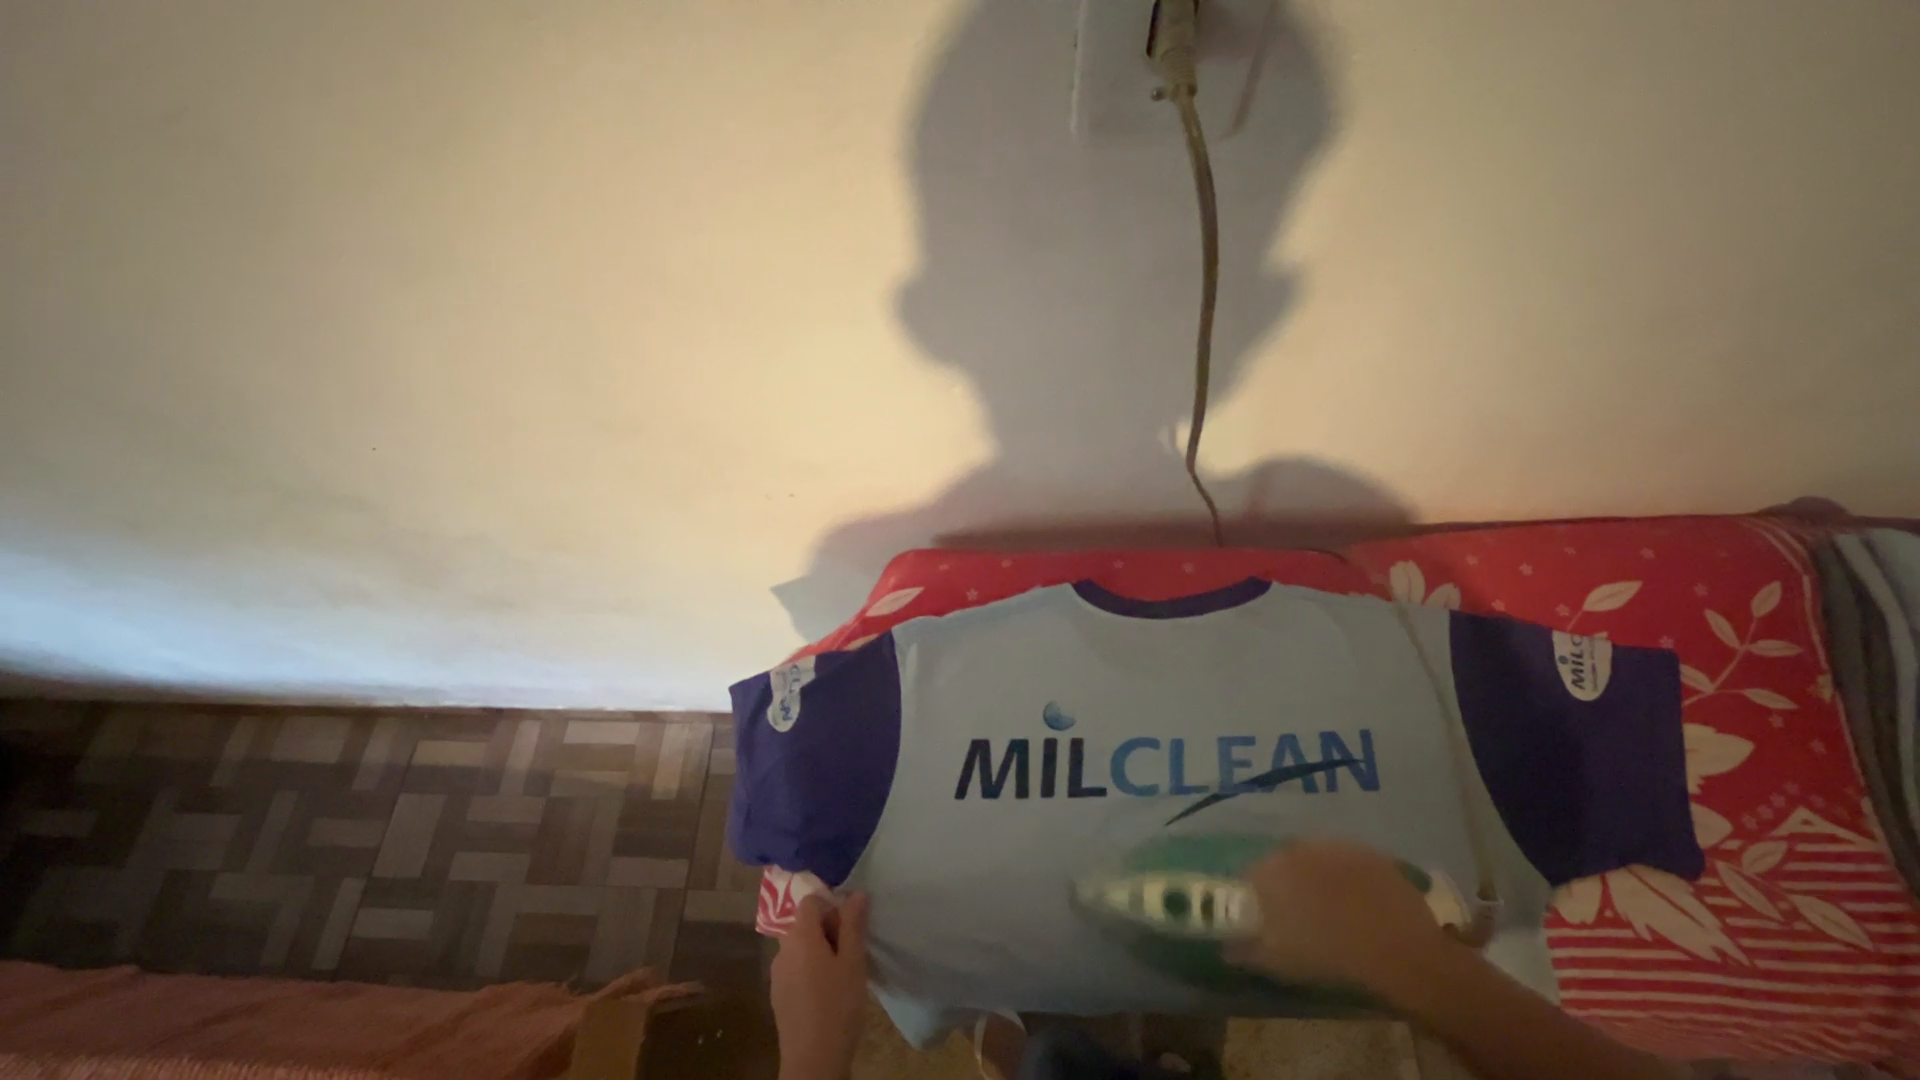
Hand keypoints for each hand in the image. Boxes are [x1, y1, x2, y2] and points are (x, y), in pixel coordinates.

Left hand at [771, 892, 869, 1079]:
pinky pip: (796, 968)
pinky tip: (827, 994)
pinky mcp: (778, 995)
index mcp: (799, 936)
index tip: (851, 928)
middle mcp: (782, 949)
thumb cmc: (838, 1005)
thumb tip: (855, 893)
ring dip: (821, 951)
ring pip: (801, 947)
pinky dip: (811, 970)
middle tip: (852, 953)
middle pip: (805, 924)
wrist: (813, 1061)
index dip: (832, 906)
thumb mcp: (853, 961)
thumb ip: (853, 924)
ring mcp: (777, 974)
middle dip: (829, 930)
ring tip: (842, 975)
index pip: (810, 901)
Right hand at [1233, 839, 1446, 994]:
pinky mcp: (1370, 852)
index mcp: (1271, 870)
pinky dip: (1348, 877)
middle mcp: (1299, 847)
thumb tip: (1224, 945)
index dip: (1255, 898)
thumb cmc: (1330, 956)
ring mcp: (1337, 846)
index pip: (1249, 876)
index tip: (1265, 918)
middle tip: (1300, 915)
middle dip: (1286, 884)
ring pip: (1316, 859)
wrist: (1401, 953)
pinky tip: (1361, 902)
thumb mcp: (1277, 962)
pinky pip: (1348, 862)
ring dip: (1317, 877)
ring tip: (1333, 908)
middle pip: (1283, 863)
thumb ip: (1243, 949)